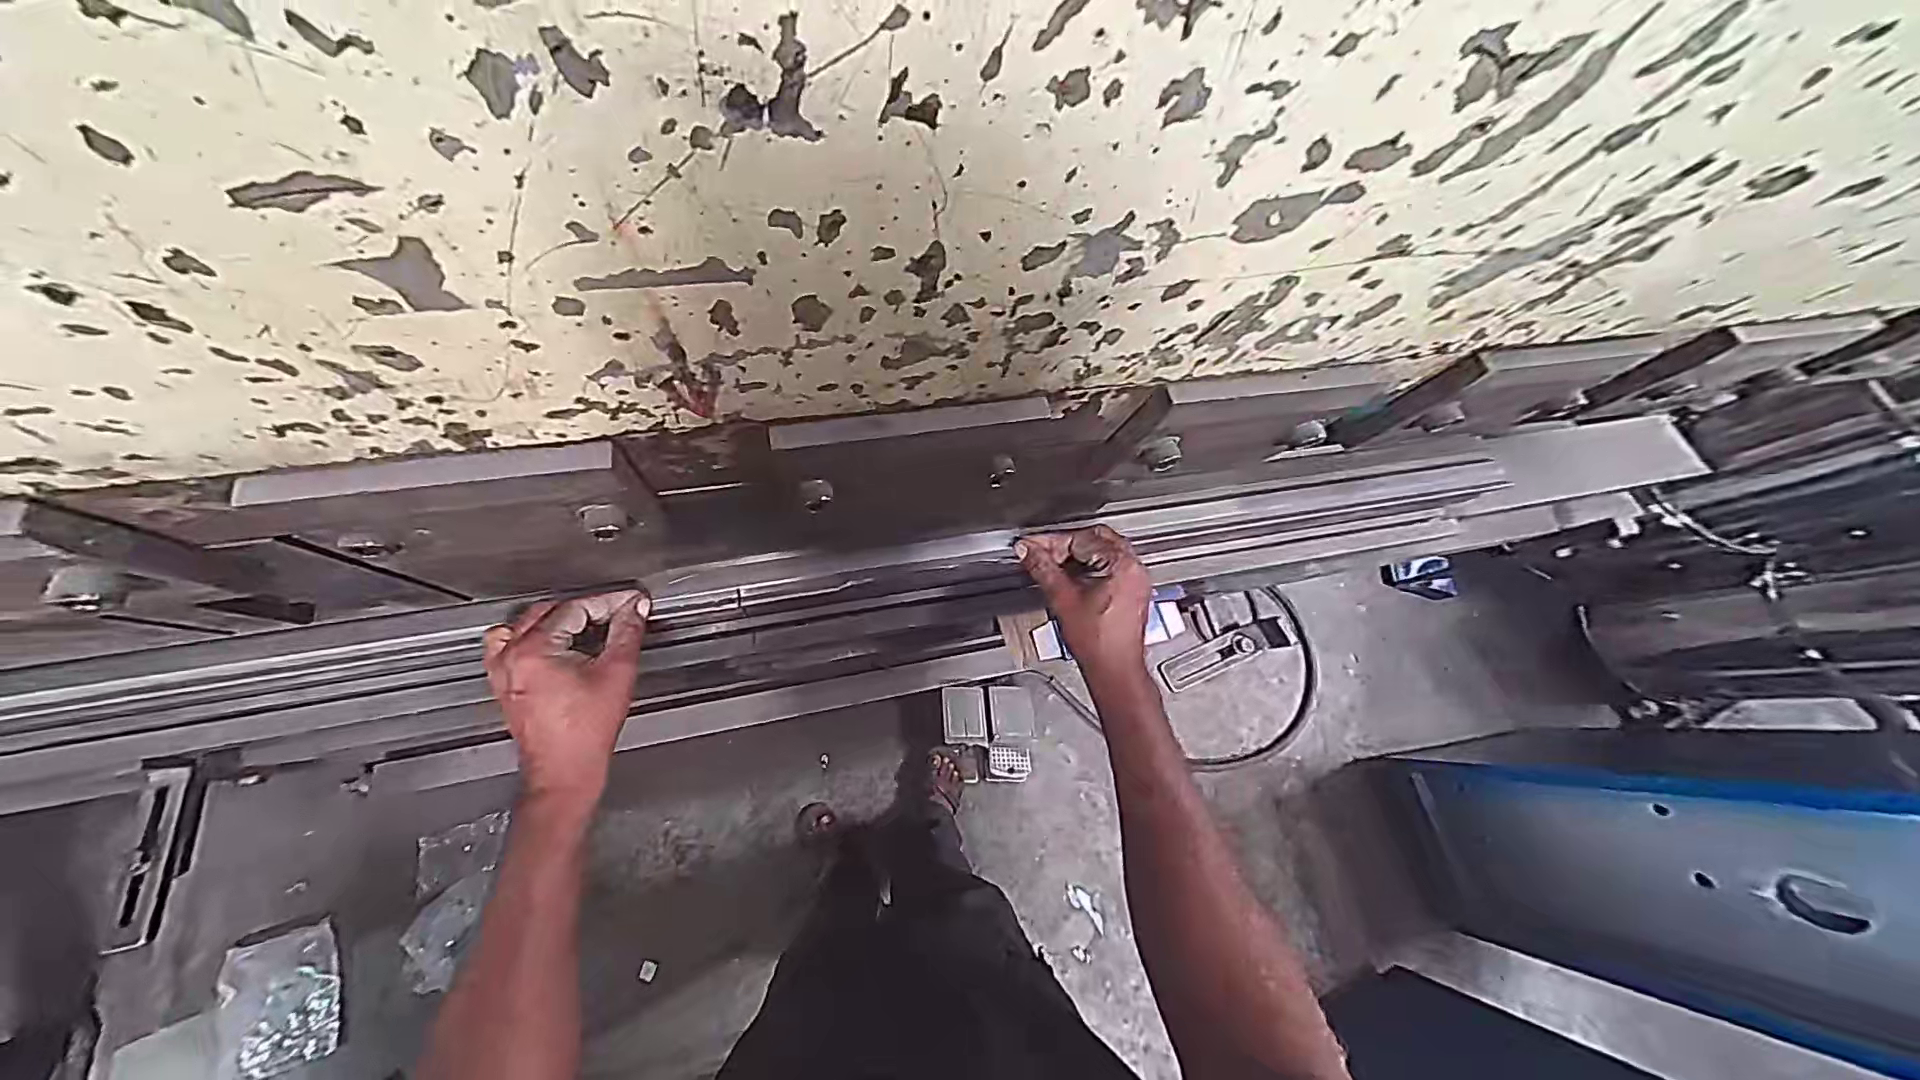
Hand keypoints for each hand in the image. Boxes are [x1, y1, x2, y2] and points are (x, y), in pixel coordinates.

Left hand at [482, 590, 648, 813]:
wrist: (564, 768)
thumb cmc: (584, 732)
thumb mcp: (617, 672)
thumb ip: (627, 632)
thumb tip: (635, 608)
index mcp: (534, 651)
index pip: (576, 608)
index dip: (609, 602)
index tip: (630, 602)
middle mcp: (511, 657)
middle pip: (551, 611)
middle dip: (588, 608)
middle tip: (618, 611)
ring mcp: (502, 670)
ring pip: (528, 623)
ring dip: (560, 618)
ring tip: (590, 623)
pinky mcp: (504, 682)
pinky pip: (511, 643)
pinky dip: (534, 635)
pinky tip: (557, 642)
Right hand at [1016, 526, 1151, 676]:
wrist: (1114, 670)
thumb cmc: (1100, 644)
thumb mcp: (1063, 600)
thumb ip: (1043, 569)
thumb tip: (1028, 551)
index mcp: (1123, 565)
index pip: (1081, 539)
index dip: (1051, 542)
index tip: (1032, 545)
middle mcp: (1134, 569)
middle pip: (1095, 539)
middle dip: (1065, 544)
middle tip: (1040, 551)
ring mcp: (1135, 580)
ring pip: (1102, 552)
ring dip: (1076, 555)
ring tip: (1052, 564)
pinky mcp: (1131, 592)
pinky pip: (1109, 567)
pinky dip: (1087, 567)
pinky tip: (1069, 578)